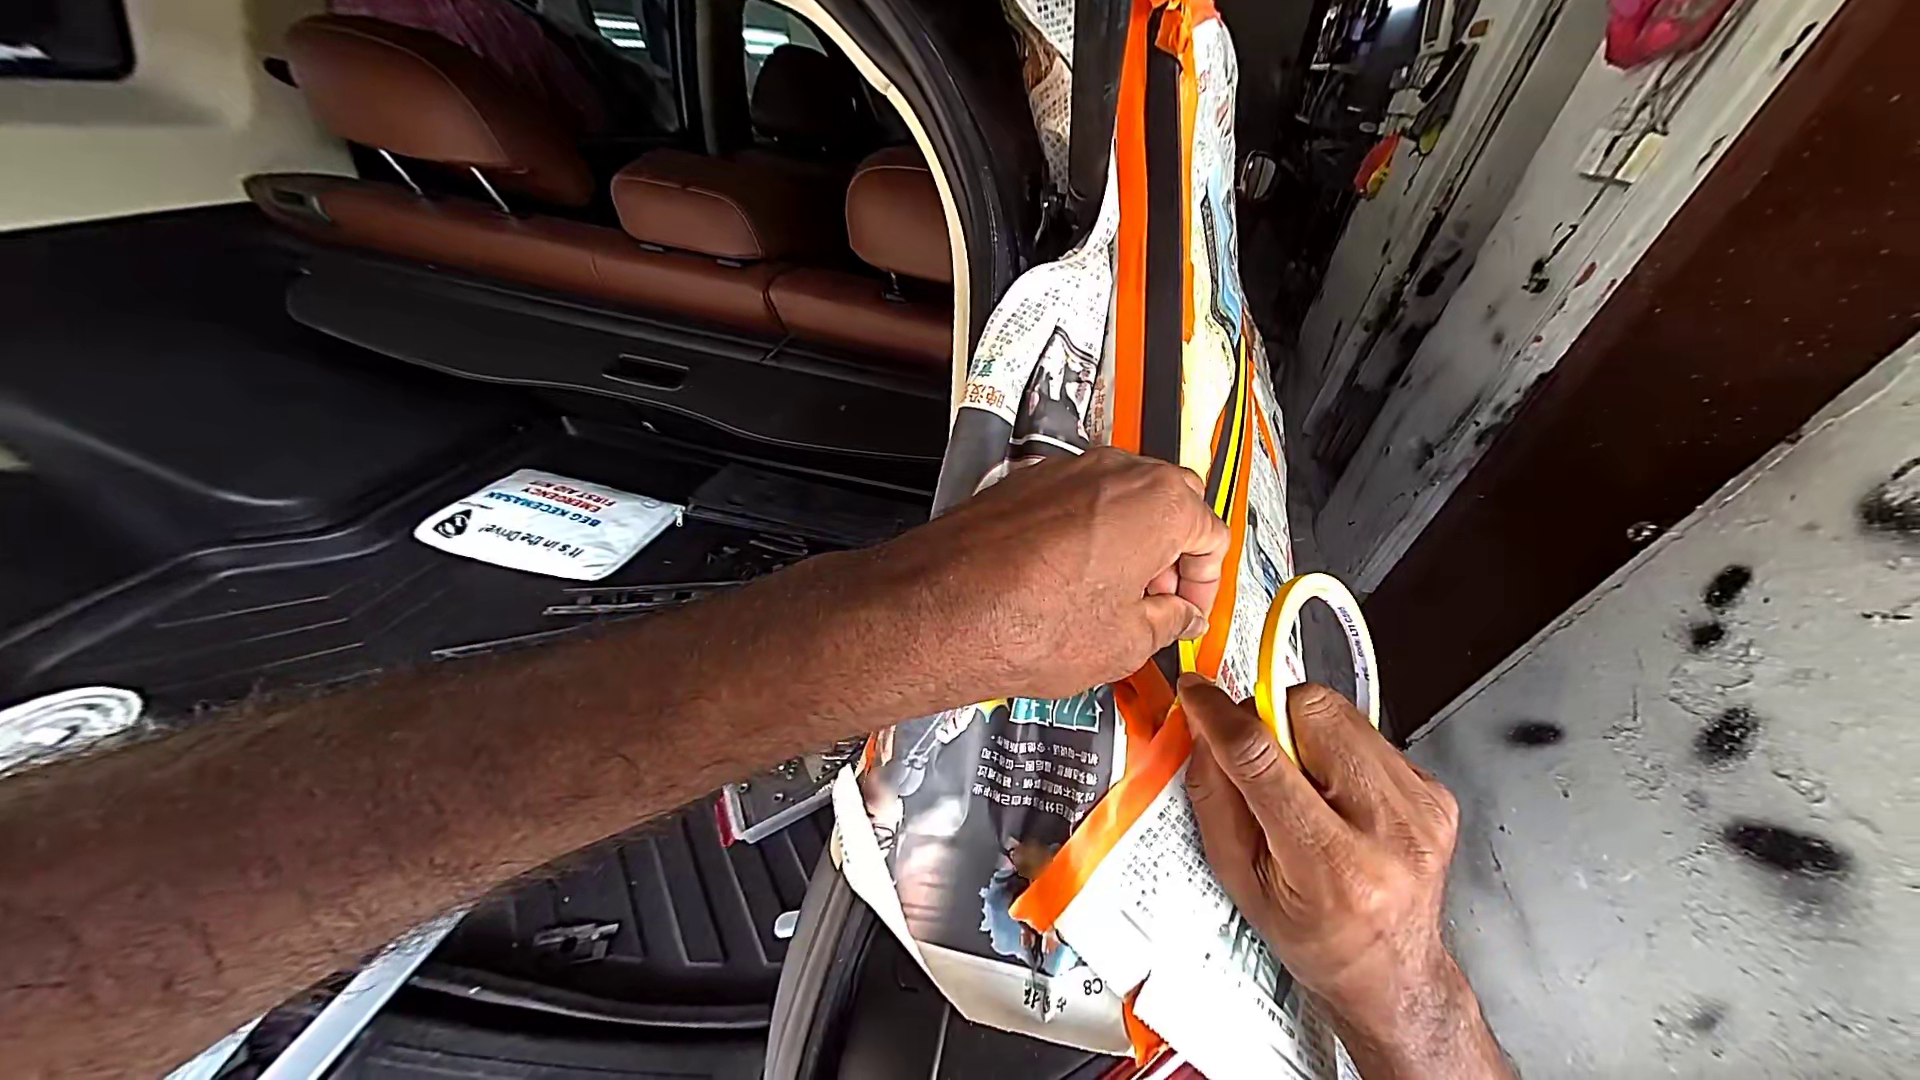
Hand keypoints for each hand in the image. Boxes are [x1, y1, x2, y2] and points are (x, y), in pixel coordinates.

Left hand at [874, 447, 1227, 701]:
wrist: (937, 611)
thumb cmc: (1023, 623)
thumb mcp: (1125, 641)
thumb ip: (1169, 620)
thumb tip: (1178, 613)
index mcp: (1158, 501)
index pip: (1210, 533)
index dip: (1206, 581)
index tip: (1189, 608)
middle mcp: (1112, 471)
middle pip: (1168, 507)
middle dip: (1170, 557)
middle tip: (1155, 603)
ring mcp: (1064, 471)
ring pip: (1120, 502)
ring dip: (1128, 544)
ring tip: (1106, 597)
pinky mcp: (1025, 483)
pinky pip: (1076, 503)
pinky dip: (1086, 535)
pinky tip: (1066, 580)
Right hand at [1181, 679, 1512, 1079]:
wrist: (1392, 971)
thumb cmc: (1307, 931)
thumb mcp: (1235, 873)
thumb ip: (1211, 792)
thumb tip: (1200, 723)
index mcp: (1332, 865)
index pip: (1262, 759)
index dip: (1220, 715)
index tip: (1195, 691)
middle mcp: (1389, 830)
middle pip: (1311, 712)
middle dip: (1267, 714)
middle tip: (1255, 749)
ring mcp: (1420, 805)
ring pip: (1335, 709)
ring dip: (1296, 726)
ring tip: (1295, 774)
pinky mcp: (1433, 789)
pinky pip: (1361, 727)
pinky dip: (1328, 740)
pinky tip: (1328, 784)